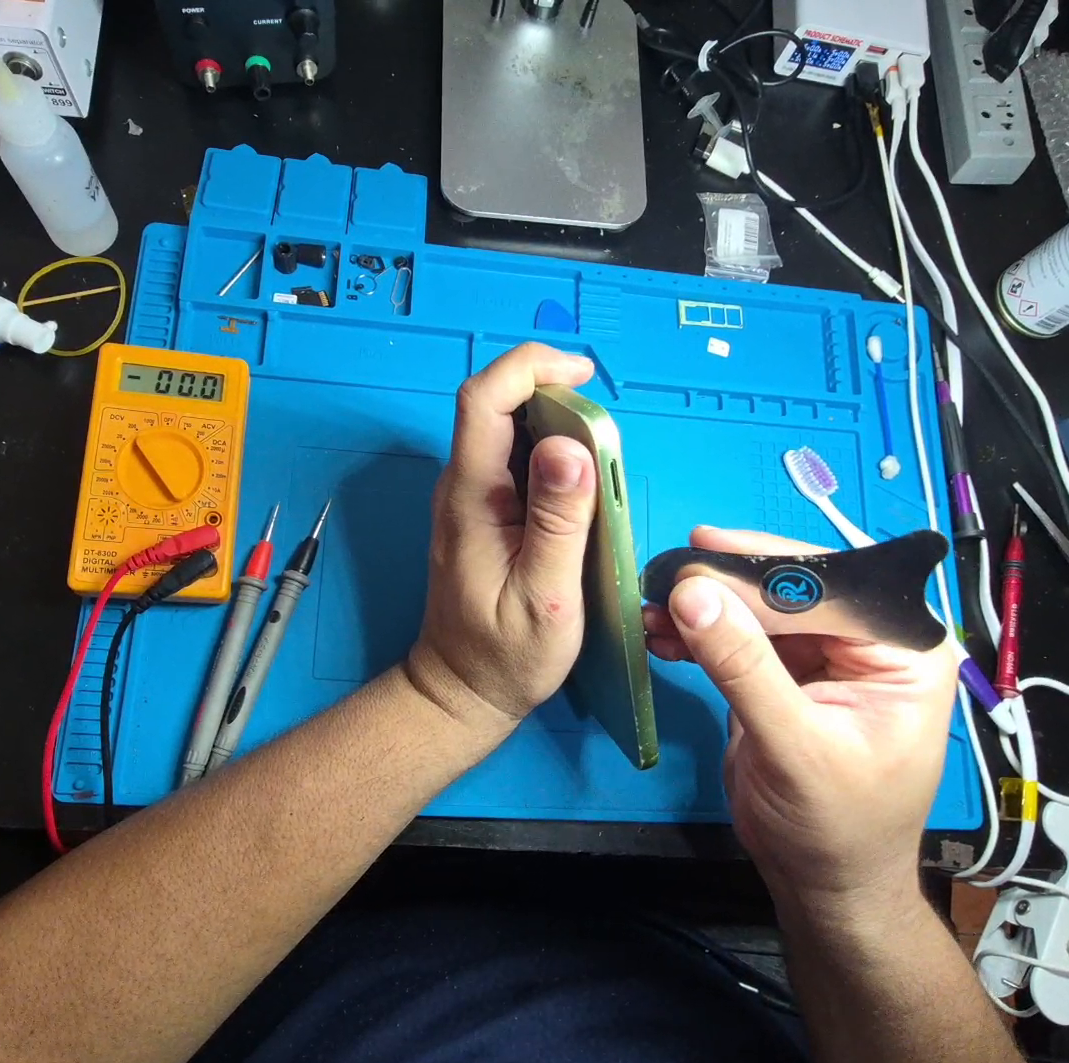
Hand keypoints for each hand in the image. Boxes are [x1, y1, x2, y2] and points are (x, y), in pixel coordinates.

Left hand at [406, 344, 599, 738]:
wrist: (462, 689)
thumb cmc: (505, 654)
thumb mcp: (544, 595)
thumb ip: (558, 521)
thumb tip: (570, 445)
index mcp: (472, 496)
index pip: (483, 399)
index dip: (530, 368)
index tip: (584, 373)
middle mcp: (463, 485)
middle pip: (496, 406)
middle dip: (551, 394)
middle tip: (606, 430)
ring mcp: (471, 498)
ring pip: (508, 431)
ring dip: (555, 425)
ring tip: (601, 460)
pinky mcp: (484, 513)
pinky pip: (515, 463)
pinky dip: (552, 455)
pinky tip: (581, 486)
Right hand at [644, 527, 955, 915]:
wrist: (820, 883)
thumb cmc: (835, 826)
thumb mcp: (793, 746)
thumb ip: (744, 667)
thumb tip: (692, 594)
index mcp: (902, 650)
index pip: (833, 586)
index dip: (765, 563)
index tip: (703, 547)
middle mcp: (865, 642)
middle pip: (789, 590)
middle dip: (725, 585)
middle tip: (665, 575)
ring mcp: (821, 656)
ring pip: (755, 610)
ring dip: (702, 608)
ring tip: (650, 607)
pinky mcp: (781, 674)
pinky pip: (736, 638)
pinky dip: (697, 635)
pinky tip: (659, 635)